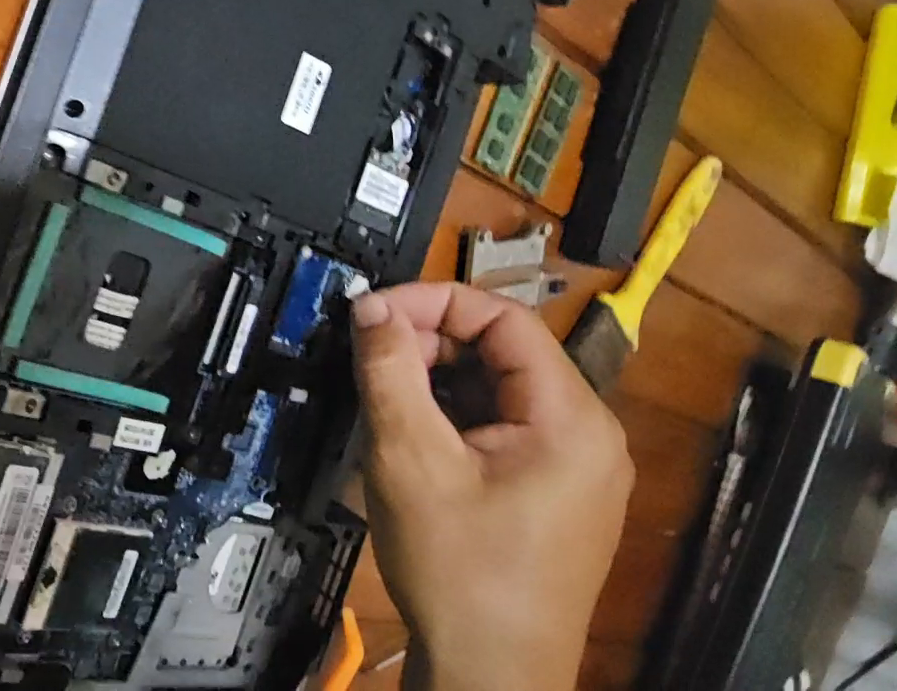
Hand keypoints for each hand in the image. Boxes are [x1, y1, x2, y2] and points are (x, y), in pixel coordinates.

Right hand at [349, 283, 631, 690]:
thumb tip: (371, 307)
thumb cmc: (456, 565)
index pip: (504, 318)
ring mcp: (572, 462)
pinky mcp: (550, 485)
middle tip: (368, 355)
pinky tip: (408, 428)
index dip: (432, 301)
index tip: (370, 313)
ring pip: (495, 383)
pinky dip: (448, 408)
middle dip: (428, 339)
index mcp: (570, 419)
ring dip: (433, 374)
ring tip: (381, 391)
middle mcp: (586, 432)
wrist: (490, 669)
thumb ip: (388, 371)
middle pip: (501, 348)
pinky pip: (497, 419)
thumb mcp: (408, 457)